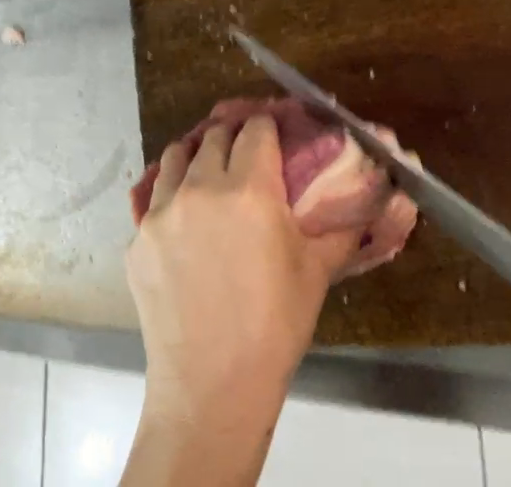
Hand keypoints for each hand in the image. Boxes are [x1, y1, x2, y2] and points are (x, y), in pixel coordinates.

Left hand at [123, 116, 359, 485]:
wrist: (212, 384)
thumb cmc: (275, 325)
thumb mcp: (317, 270)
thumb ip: (341, 225)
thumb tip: (374, 195)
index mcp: (248, 189)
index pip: (256, 129)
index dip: (268, 126)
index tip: (275, 134)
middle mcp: (200, 188)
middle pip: (214, 137)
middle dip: (233, 137)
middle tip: (246, 154)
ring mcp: (160, 213)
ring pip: (176, 158)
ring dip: (196, 157)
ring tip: (210, 174)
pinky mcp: (137, 239)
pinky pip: (153, 200)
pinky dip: (172, 198)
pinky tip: (185, 222)